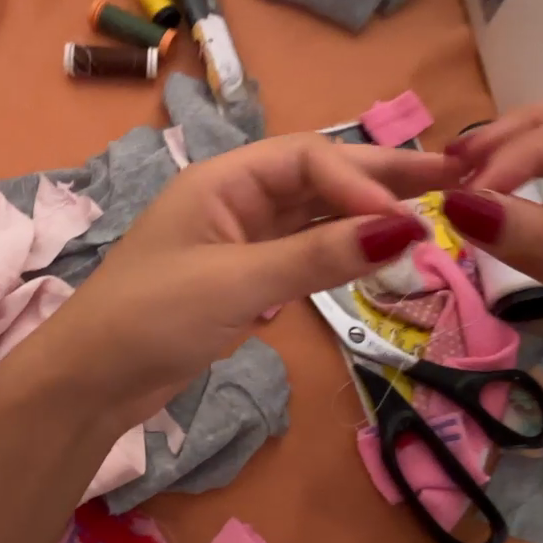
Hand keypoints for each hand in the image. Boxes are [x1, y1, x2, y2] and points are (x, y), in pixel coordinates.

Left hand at [21, 134, 457, 428]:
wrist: (91, 381)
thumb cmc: (151, 318)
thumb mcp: (235, 283)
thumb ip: (316, 257)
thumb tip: (404, 231)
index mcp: (221, 180)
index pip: (306, 160)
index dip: (359, 182)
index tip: (406, 221)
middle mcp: (232, 199)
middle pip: (315, 177)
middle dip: (377, 179)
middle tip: (450, 177)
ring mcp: (237, 239)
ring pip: (310, 215)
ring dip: (362, 215)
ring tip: (426, 212)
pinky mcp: (241, 278)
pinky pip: (299, 252)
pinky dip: (335, 251)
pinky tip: (372, 251)